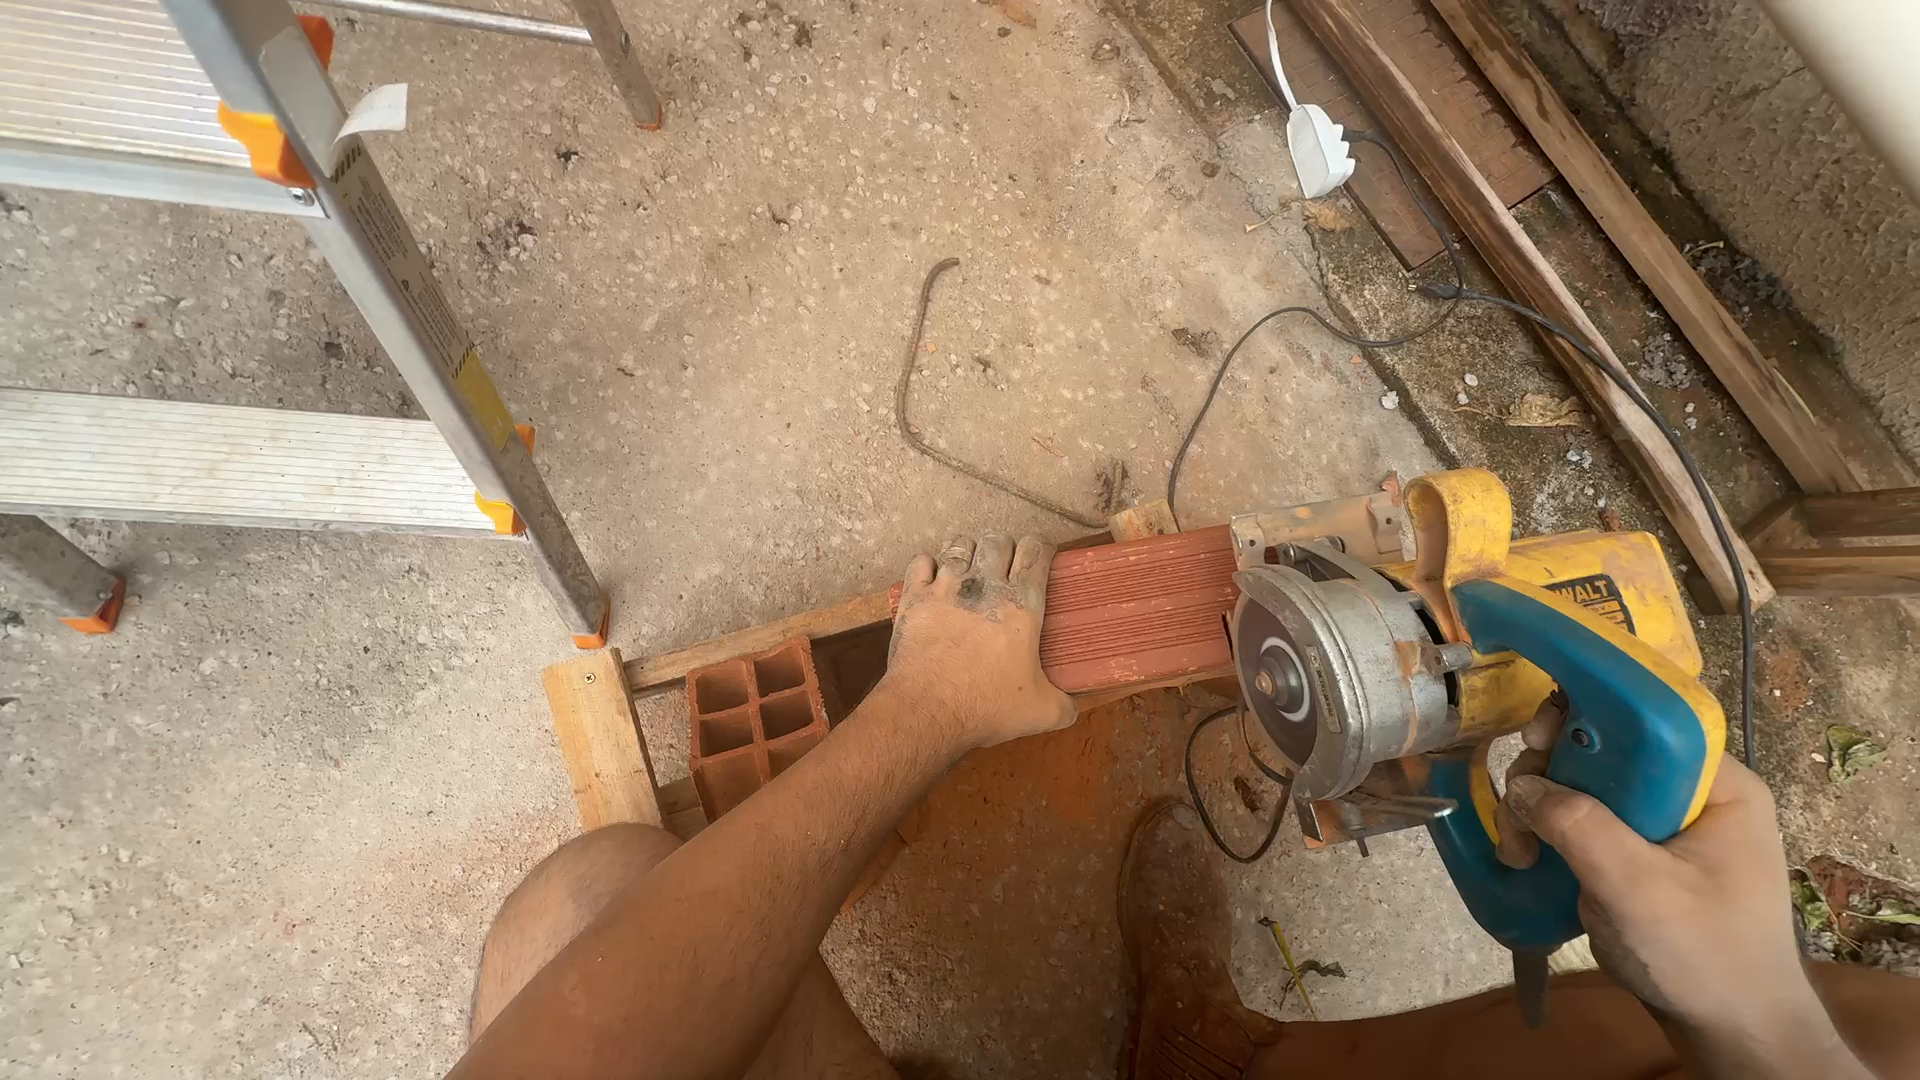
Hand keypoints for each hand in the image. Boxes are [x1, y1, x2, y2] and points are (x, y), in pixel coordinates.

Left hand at [882, 533, 1074, 751]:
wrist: (928, 709)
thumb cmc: (987, 706)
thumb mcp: (1042, 712)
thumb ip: (1064, 705)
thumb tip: (1074, 707)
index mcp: (1022, 605)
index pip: (1036, 553)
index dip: (1041, 548)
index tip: (1041, 557)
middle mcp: (985, 585)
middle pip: (998, 541)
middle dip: (1004, 547)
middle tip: (1004, 565)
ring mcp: (946, 587)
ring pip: (960, 544)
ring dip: (968, 551)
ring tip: (969, 565)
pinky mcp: (915, 597)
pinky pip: (921, 561)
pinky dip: (927, 564)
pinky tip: (932, 576)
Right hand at [1500, 744, 1861, 1075]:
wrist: (1727, 1032)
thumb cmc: (1703, 955)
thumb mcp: (1638, 887)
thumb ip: (1578, 824)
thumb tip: (1519, 784)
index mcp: (1716, 786)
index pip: (1642, 720)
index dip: (1583, 719)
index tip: (1536, 743)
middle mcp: (1685, 791)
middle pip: (1593, 749)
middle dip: (1543, 780)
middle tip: (1519, 816)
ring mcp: (1653, 818)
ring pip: (1569, 781)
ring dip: (1531, 812)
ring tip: (1520, 854)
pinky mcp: (1626, 843)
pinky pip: (1567, 812)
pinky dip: (1537, 830)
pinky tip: (1526, 858)